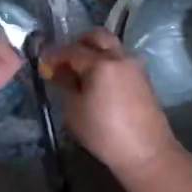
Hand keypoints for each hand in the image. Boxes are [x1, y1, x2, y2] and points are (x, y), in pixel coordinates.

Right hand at [40, 30, 175, 174]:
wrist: (148, 154)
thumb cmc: (104, 133)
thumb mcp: (74, 110)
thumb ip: (64, 84)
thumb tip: (57, 71)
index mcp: (100, 63)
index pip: (71, 51)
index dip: (54, 56)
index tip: (43, 64)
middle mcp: (120, 58)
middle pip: (97, 36)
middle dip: (78, 43)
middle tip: (66, 60)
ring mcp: (135, 67)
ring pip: (111, 46)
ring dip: (95, 51)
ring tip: (82, 71)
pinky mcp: (143, 79)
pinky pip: (121, 60)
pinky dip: (107, 62)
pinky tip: (98, 81)